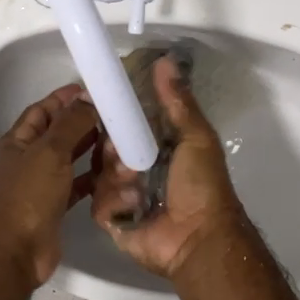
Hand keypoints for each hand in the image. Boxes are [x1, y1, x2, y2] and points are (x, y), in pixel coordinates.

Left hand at [0, 83, 100, 288]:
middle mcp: (25, 161)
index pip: (40, 111)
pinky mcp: (52, 207)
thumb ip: (70, 124)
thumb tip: (88, 100)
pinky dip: (90, 177)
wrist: (17, 251)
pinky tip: (111, 172)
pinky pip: (74, 185)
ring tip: (117, 139)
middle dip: (80, 122)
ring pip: (67, 160)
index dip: (62, 99)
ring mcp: (38, 185)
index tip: (89, 90)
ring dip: (88, 149)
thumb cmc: (29, 196)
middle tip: (112, 114)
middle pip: (55, 134)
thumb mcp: (50, 152)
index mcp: (16, 142)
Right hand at [90, 57, 247, 278]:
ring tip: (135, 182)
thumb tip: (165, 61)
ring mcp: (123, 194)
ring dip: (117, 176)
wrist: (198, 239)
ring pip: (100, 173)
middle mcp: (138, 169)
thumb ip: (178, 102)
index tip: (104, 104)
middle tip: (125, 154)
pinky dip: (115, 200)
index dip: (116, 115)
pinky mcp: (112, 218)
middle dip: (113, 147)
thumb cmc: (201, 186)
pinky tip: (135, 205)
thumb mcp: (195, 138)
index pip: (127, 125)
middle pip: (107, 147)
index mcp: (157, 148)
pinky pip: (98, 201)